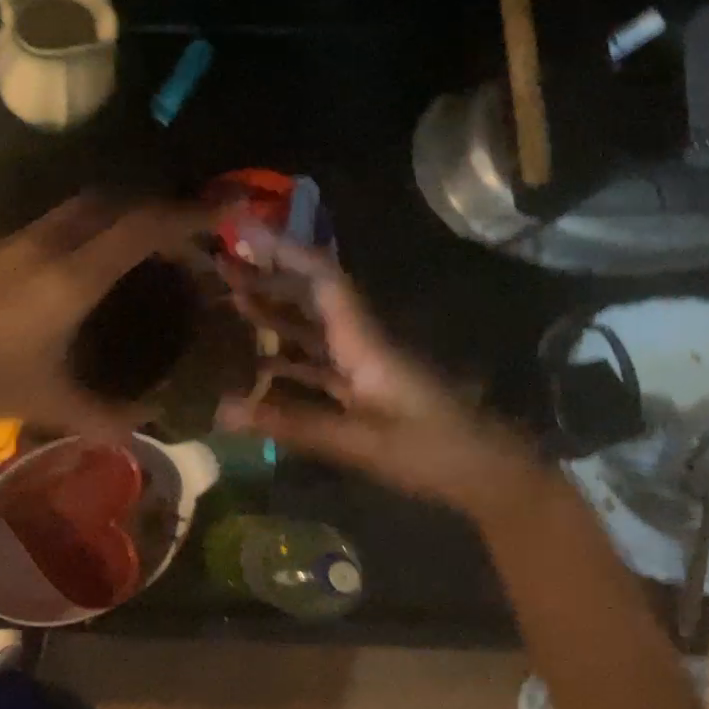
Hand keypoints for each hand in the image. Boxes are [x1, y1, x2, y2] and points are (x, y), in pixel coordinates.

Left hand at [0, 198, 207, 438]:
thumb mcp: (47, 402)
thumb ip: (104, 417)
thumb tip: (147, 429)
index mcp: (72, 276)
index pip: (143, 228)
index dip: (190, 216)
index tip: (225, 213)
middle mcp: (50, 244)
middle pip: (115, 202)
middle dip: (157, 208)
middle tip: (185, 237)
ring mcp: (19, 242)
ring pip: (83, 208)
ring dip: (119, 215)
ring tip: (144, 250)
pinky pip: (58, 224)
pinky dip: (89, 230)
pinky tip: (88, 267)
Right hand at [214, 228, 544, 512]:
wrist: (489, 475)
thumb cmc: (431, 451)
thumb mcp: (358, 441)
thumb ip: (290, 423)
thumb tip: (220, 409)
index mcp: (363, 341)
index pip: (322, 279)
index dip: (284, 251)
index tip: (244, 233)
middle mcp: (361, 342)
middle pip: (312, 297)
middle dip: (268, 277)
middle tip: (222, 265)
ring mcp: (363, 366)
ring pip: (311, 328)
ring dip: (274, 312)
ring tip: (229, 299)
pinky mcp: (363, 390)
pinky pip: (316, 360)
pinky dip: (285, 355)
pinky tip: (256, 362)